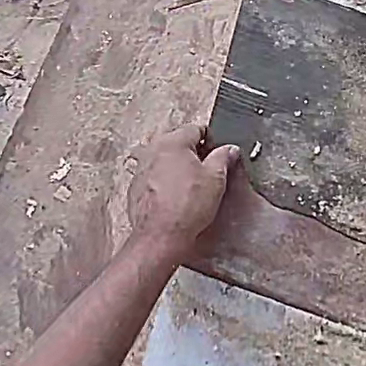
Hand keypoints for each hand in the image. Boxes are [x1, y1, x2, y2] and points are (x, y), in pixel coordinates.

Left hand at [126, 125, 241, 259]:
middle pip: (178, 144)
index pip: (195, 129)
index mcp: (172, 142)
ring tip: (192, 187)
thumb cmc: (185, 207)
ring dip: (178, 169)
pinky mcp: (136, 189)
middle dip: (194, 154)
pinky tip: (177, 198)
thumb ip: (223, 158)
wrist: (161, 237)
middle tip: (208, 171)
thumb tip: (229, 150)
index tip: (218, 150)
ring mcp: (141, 170)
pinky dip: (165, 184)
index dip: (211, 139)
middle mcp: (152, 151)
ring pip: (165, 162)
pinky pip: (155, 179)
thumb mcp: (215, 179)